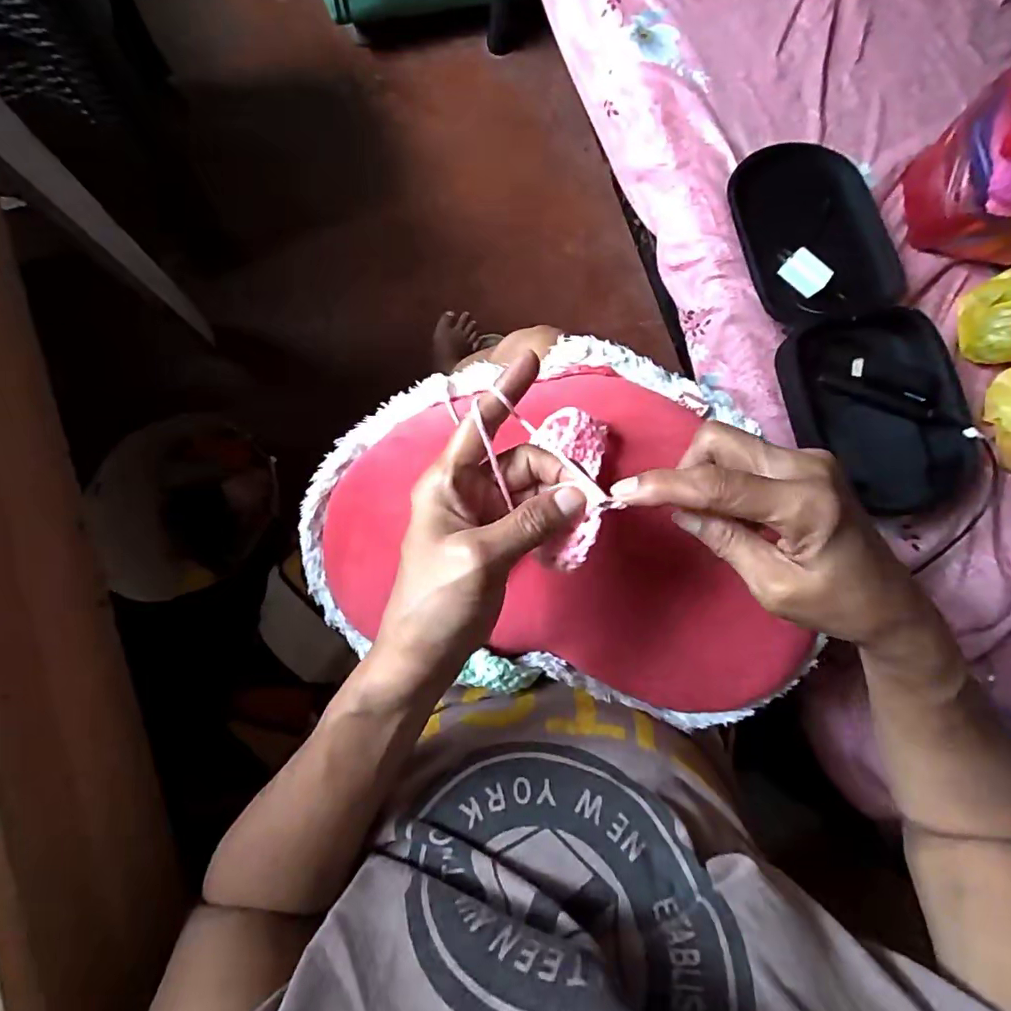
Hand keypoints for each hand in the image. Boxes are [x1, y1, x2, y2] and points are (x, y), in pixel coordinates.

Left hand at [370, 352, 585, 693]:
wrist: (423, 653)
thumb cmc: (436, 599)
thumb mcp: (481, 556)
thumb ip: (530, 522)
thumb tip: (578, 494)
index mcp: (447, 480)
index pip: (479, 423)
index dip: (506, 390)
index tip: (533, 356)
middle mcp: (467, 490)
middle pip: (520, 461)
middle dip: (555, 472)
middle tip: (587, 500)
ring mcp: (485, 516)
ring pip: (533, 491)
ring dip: (559, 503)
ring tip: (580, 527)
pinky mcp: (500, 541)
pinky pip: (535, 519)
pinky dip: (554, 526)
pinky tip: (566, 545)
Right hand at [610, 421, 935, 647]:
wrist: (890, 601)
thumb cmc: (835, 605)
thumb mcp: (773, 587)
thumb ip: (726, 541)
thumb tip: (680, 510)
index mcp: (805, 503)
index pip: (719, 483)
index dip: (665, 484)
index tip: (623, 492)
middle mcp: (808, 466)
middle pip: (721, 440)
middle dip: (685, 468)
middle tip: (680, 510)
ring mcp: (809, 458)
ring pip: (732, 443)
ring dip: (704, 472)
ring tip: (706, 515)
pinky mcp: (806, 462)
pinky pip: (747, 455)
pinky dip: (724, 476)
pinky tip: (729, 509)